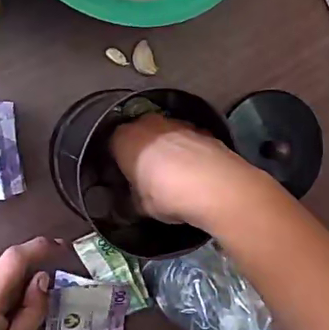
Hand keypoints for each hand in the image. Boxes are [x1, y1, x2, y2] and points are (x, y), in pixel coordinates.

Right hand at [109, 114, 269, 226]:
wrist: (217, 187)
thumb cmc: (167, 195)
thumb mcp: (141, 206)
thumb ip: (132, 198)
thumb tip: (132, 199)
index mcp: (125, 139)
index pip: (112, 144)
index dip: (116, 160)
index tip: (122, 175)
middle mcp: (148, 123)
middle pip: (139, 133)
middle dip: (141, 149)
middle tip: (146, 173)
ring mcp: (178, 123)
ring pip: (165, 133)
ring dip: (166, 148)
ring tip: (173, 173)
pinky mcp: (203, 130)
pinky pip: (187, 139)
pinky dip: (188, 150)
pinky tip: (194, 170)